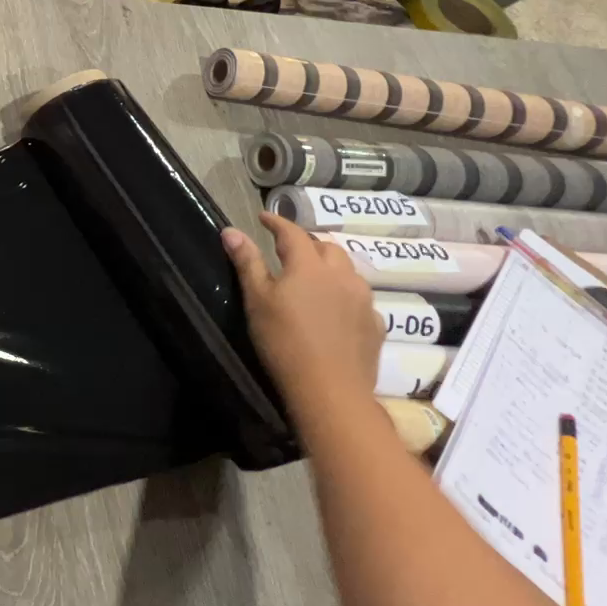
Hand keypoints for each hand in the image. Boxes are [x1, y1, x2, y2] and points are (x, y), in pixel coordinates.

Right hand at [221, 213, 383, 424]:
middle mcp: (343, 276)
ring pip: (348, 270)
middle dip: (306, 242)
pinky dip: (343, 291)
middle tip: (286, 249)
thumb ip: (246, 262)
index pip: (294, 233)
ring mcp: (364, 300)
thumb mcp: (256, 298)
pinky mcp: (375, 324)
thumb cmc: (283, 339)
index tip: (263, 217)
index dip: (277, 223)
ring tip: (311, 275)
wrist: (330, 388)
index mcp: (310, 266)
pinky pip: (359, 296)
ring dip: (328, 265)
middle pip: (327, 248)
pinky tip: (332, 306)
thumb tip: (230, 231)